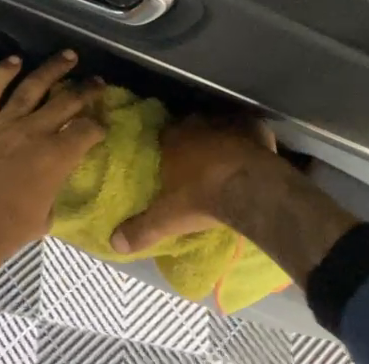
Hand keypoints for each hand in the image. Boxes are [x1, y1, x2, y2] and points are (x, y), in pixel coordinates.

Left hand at [0, 50, 106, 271]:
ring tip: (68, 56)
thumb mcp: (45, 216)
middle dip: (86, 90)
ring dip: (52, 69)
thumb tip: (53, 179)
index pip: (86, 131)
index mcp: (56, 157)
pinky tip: (15, 60)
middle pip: (66, 102)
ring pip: (32, 87)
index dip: (98, 126)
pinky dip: (2, 71)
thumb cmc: (7, 230)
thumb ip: (53, 190)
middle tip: (98, 81)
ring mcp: (3, 122)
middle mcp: (33, 131)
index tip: (102, 123)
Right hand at [110, 113, 277, 252]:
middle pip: (189, 127)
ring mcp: (224, 123)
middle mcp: (194, 124)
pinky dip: (250, 136)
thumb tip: (114, 244)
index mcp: (170, 139)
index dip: (164, 146)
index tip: (168, 158)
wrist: (248, 189)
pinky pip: (249, 128)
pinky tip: (254, 151)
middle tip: (197, 159)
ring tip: (225, 157)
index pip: (161, 135)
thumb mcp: (167, 219)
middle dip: (192, 139)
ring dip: (220, 137)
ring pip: (217, 125)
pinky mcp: (252, 127)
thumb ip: (141, 229)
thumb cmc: (202, 198)